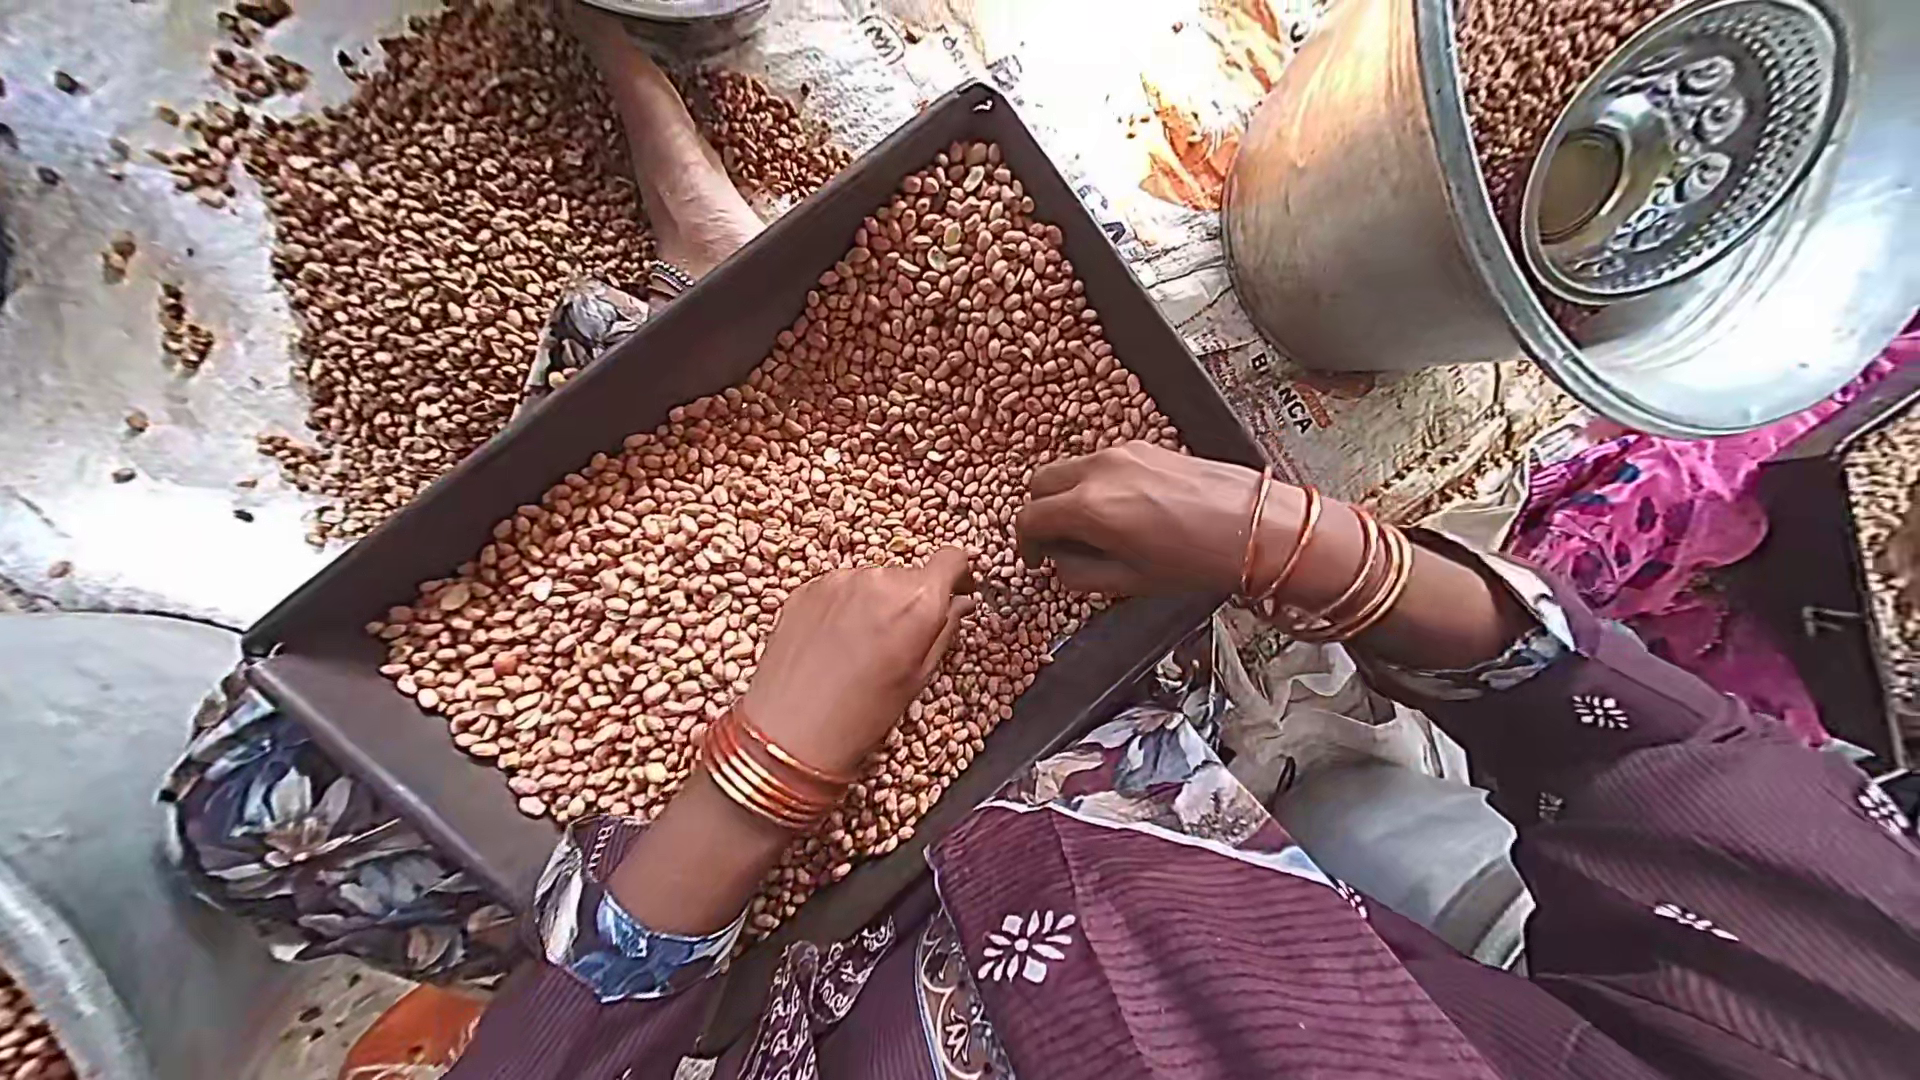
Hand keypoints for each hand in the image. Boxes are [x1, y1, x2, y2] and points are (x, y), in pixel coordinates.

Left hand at [740, 549, 976, 775]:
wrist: (790, 730)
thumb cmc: (860, 714)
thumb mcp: (919, 675)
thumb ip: (945, 629)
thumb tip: (960, 603)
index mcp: (918, 600)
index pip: (952, 558)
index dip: (959, 573)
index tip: (957, 588)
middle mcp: (880, 579)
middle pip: (912, 573)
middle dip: (913, 598)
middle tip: (903, 637)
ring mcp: (840, 580)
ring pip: (876, 579)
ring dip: (878, 600)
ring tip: (865, 643)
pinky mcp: (809, 587)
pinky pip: (842, 586)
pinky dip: (847, 604)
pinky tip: (839, 639)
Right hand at [1015, 442, 1279, 594]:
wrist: (1258, 527)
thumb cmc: (1199, 559)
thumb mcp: (1129, 581)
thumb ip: (1078, 573)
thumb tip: (1059, 564)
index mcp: (1089, 507)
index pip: (1029, 518)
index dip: (1025, 544)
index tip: (1037, 559)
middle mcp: (1098, 470)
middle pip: (1039, 484)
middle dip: (1040, 514)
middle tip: (1058, 542)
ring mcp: (1121, 452)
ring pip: (1067, 469)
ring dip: (1065, 496)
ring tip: (1093, 528)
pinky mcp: (1143, 445)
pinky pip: (1098, 462)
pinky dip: (1092, 484)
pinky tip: (1120, 509)